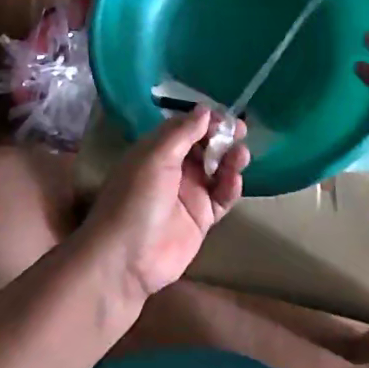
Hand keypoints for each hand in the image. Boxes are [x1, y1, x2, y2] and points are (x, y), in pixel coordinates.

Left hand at [82, 108, 247, 298]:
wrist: (127, 258)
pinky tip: (235, 179)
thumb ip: (181, 133)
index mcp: (155, 150)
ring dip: (229, 159)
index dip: (204, 119)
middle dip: (221, 136)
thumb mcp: (154, 158)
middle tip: (240, 129)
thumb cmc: (136, 199)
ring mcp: (188, 194)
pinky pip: (222, 196)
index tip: (223, 115)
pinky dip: (230, 186)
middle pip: (203, 146)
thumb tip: (204, 109)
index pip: (184, 127)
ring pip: (216, 170)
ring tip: (241, 153)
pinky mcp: (201, 218)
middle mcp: (172, 169)